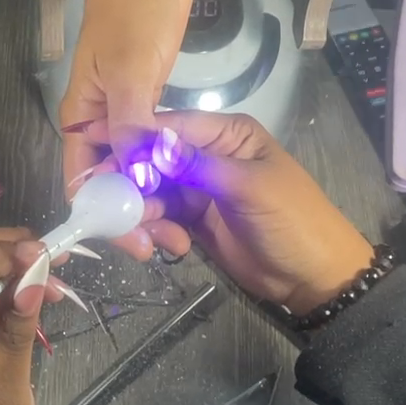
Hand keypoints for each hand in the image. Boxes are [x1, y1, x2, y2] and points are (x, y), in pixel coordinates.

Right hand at [59, 0, 193, 259]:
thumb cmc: (132, 13)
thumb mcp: (129, 68)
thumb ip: (131, 124)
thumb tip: (136, 175)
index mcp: (84, 118)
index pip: (82, 179)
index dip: (102, 212)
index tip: (131, 235)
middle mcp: (103, 127)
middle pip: (111, 186)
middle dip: (132, 216)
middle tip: (161, 244)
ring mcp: (130, 122)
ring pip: (138, 176)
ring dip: (154, 204)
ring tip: (180, 235)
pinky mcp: (154, 115)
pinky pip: (158, 159)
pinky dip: (170, 180)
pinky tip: (188, 203)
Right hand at [83, 111, 374, 311]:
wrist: (314, 278)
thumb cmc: (293, 222)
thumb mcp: (248, 187)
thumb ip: (196, 164)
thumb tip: (149, 141)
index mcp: (226, 134)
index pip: (168, 126)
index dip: (130, 136)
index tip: (92, 144)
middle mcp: (206, 155)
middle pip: (149, 159)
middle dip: (130, 181)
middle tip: (111, 203)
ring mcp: (196, 188)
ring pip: (149, 190)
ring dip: (142, 212)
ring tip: (149, 236)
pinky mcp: (191, 219)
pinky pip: (158, 216)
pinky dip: (155, 229)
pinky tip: (171, 245)